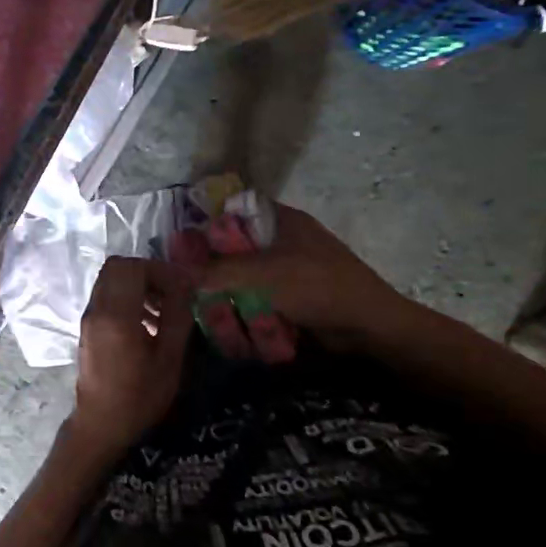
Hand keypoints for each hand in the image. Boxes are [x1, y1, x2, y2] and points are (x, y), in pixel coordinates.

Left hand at [62, 257, 195, 466]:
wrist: (101, 425)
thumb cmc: (139, 397)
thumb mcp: (169, 358)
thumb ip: (177, 316)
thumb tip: (184, 285)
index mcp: (116, 316)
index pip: (132, 267)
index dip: (160, 270)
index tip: (182, 288)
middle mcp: (97, 310)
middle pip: (117, 267)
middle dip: (147, 273)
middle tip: (171, 293)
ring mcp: (89, 318)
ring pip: (111, 280)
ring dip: (138, 285)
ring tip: (163, 311)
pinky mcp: (88, 327)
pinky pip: (107, 296)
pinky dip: (128, 298)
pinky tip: (148, 324)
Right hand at [198, 204, 409, 344]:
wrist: (368, 326)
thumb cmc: (318, 286)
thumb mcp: (264, 275)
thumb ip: (218, 271)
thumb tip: (177, 271)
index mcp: (280, 221)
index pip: (232, 213)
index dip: (205, 228)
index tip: (181, 251)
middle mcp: (281, 242)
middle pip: (232, 254)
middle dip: (216, 279)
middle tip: (200, 297)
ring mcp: (286, 272)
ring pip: (243, 283)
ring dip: (233, 305)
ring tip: (224, 324)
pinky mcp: (290, 299)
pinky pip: (258, 303)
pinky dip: (250, 318)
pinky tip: (242, 334)